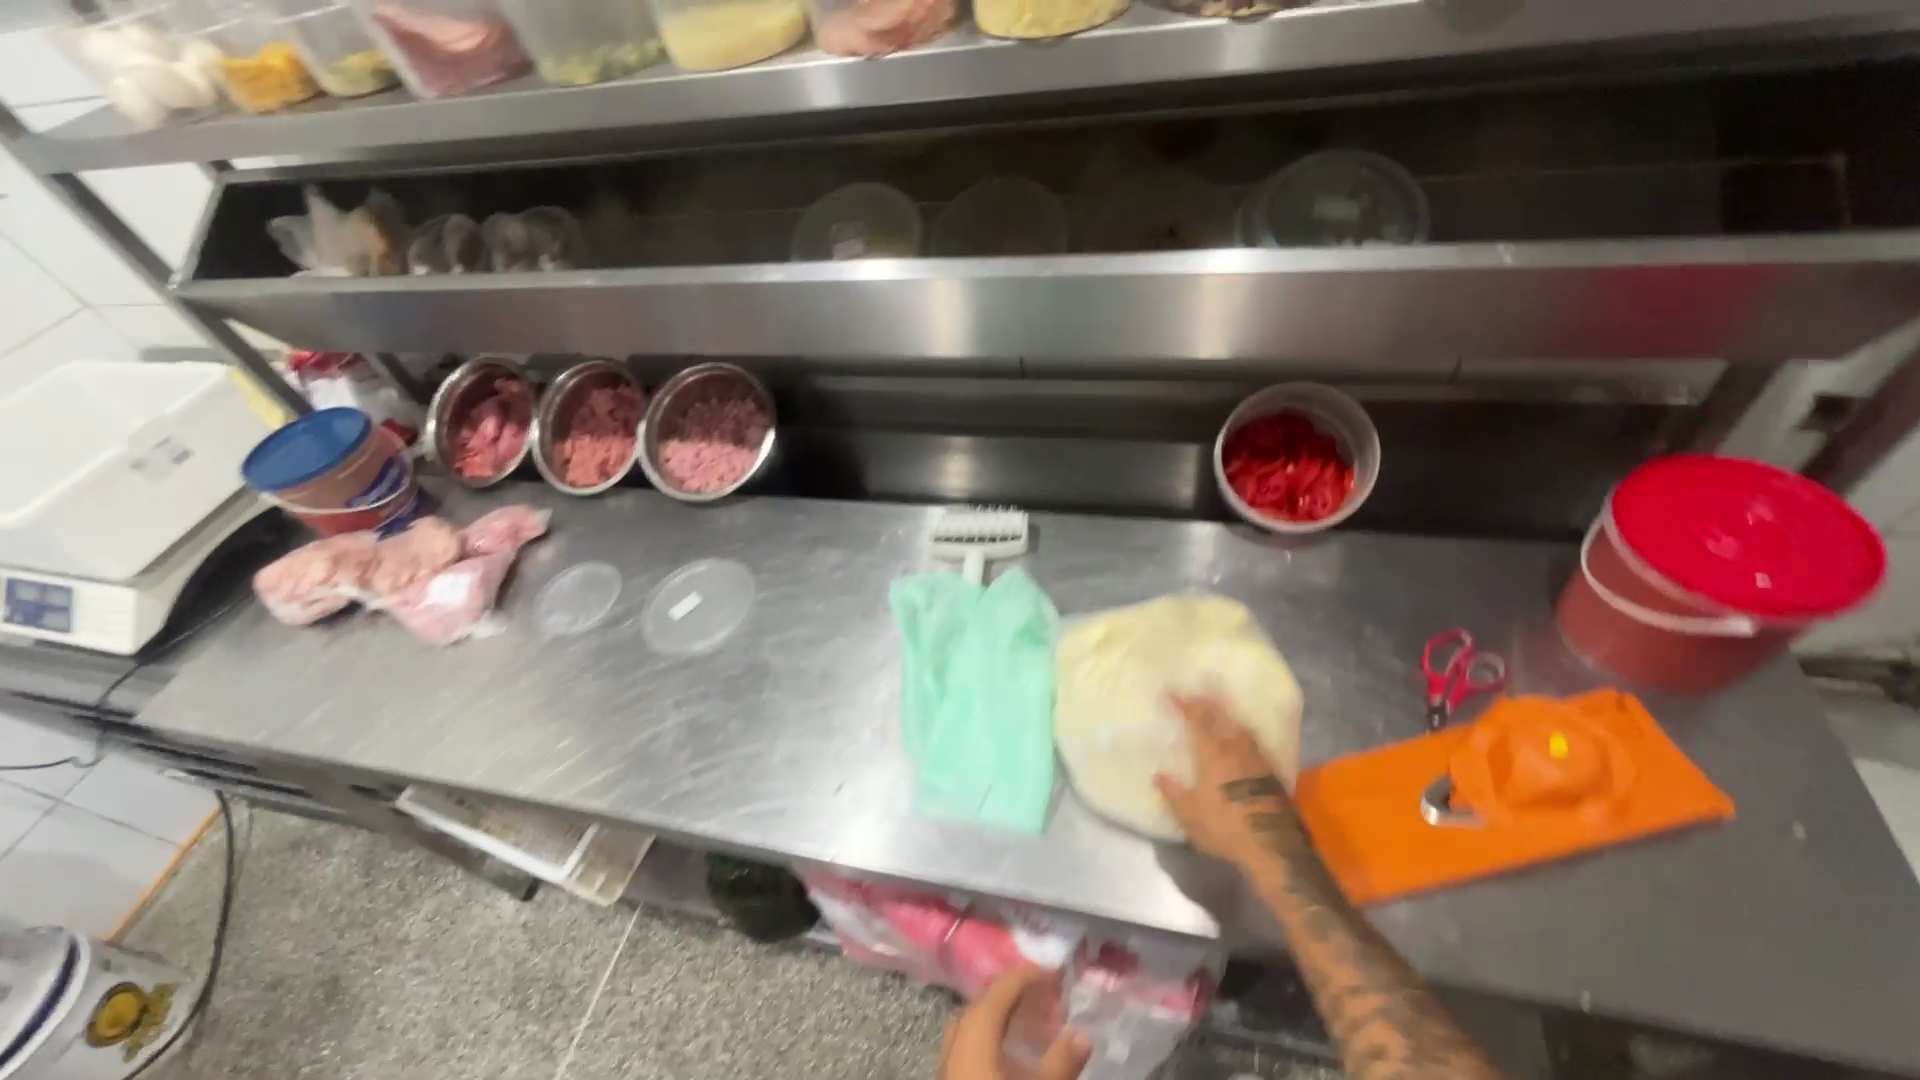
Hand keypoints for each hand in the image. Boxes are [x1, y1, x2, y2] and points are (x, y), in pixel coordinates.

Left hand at [938, 966, 1090, 1079]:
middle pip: (988, 1006)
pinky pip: (972, 1051)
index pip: (1001, 989)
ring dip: (1009, 1024)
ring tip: (1041, 1030)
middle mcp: (956, 1040)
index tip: (1056, 975)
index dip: (1028, 977)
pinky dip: (997, 1046)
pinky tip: (1018, 1063)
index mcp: (974, 1031)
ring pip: (978, 1030)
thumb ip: (1061, 1064)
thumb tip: (1082, 1035)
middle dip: (1021, 1001)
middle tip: (1053, 1004)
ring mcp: (948, 1064)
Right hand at [1153, 693, 1291, 868]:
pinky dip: (1244, 733)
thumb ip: (1173, 792)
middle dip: (1210, 699)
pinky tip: (1243, 737)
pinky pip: (1254, 742)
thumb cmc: (1224, 827)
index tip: (1172, 692)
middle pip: (1223, 716)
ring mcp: (1258, 759)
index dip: (1185, 703)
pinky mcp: (1272, 773)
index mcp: (1212, 753)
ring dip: (1229, 713)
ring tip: (1222, 706)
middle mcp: (1236, 749)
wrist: (1272, 847)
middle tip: (1201, 685)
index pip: (1197, 719)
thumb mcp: (1189, 814)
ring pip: (1241, 727)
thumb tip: (1159, 776)